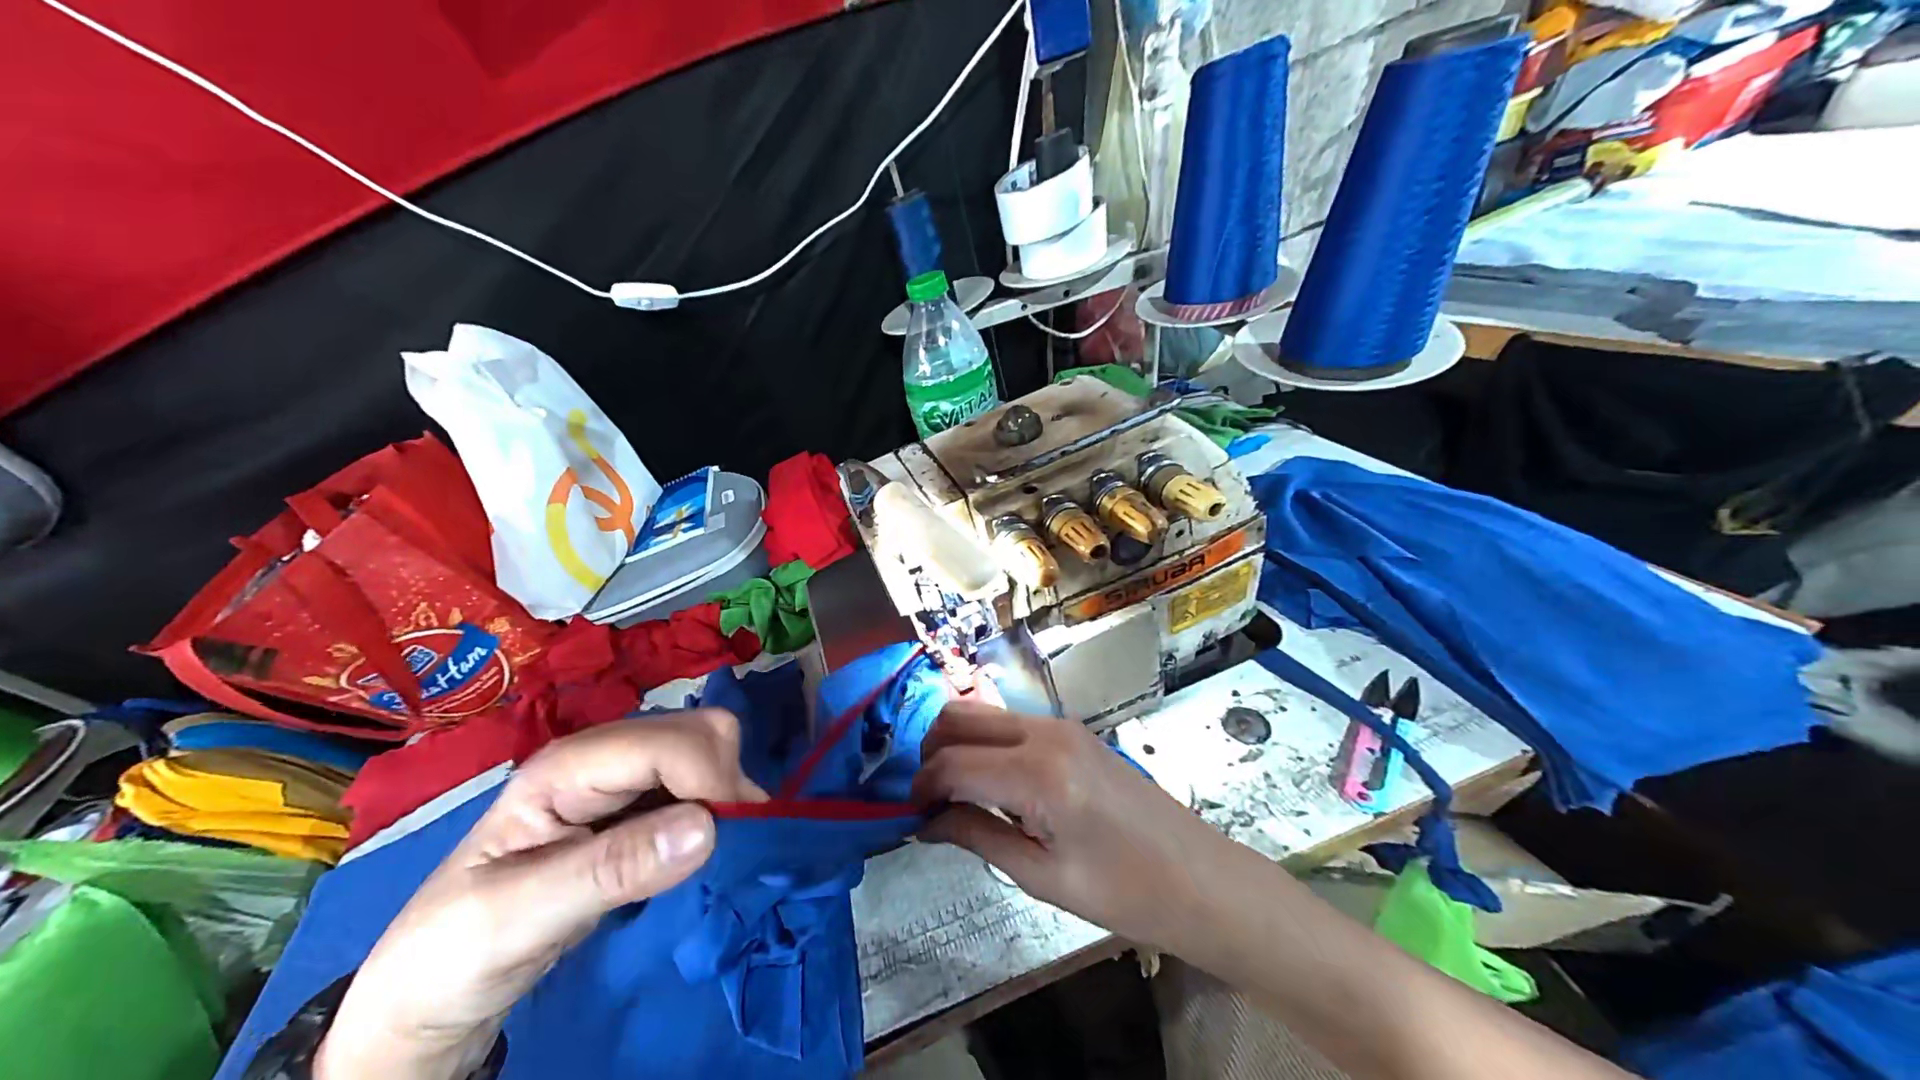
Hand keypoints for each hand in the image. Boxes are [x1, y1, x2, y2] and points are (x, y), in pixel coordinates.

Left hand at [316, 710, 765, 1079]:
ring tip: (717, 856)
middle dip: (725, 782)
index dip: (710, 781)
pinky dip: (719, 813)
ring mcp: (623, 782)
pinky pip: (702, 788)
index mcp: (566, 768)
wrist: (429, 991)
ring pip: (709, 754)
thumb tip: (710, 827)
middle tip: (725, 848)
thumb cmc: (454, 953)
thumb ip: (611, 870)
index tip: (727, 844)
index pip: (668, 744)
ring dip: (727, 798)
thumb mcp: (518, 918)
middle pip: (698, 733)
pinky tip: (703, 852)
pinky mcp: (639, 809)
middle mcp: (603, 759)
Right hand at [912, 700, 1232, 950]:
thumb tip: (925, 820)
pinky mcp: (1071, 730)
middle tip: (927, 800)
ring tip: (954, 795)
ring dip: (956, 745)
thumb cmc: (1123, 892)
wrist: (1199, 878)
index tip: (909, 815)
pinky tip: (990, 785)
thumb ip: (975, 836)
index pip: (952, 762)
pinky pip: (1009, 723)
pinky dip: (985, 744)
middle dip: (930, 754)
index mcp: (1038, 773)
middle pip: (959, 717)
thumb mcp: (1040, 876)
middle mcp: (1045, 733)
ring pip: (982, 713)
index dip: (921, 787)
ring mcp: (1061, 725)